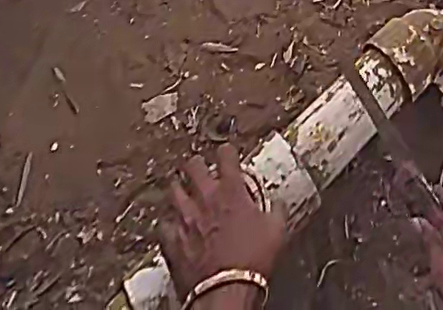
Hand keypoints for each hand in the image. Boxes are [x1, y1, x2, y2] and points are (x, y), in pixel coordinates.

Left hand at [159, 146, 287, 300]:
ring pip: (174, 189)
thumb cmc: (252, 261)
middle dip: (196, 164)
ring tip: (182, 188)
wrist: (226, 292)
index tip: (228, 154)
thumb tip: (279, 203)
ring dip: (178, 187)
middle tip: (199, 167)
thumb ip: (276, 210)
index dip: (227, 151)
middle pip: (193, 165)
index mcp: (232, 190)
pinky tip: (172, 224)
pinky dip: (168, 222)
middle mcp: (206, 197)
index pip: (226, 154)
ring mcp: (186, 217)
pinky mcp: (172, 241)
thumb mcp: (276, 231)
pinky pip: (163, 224)